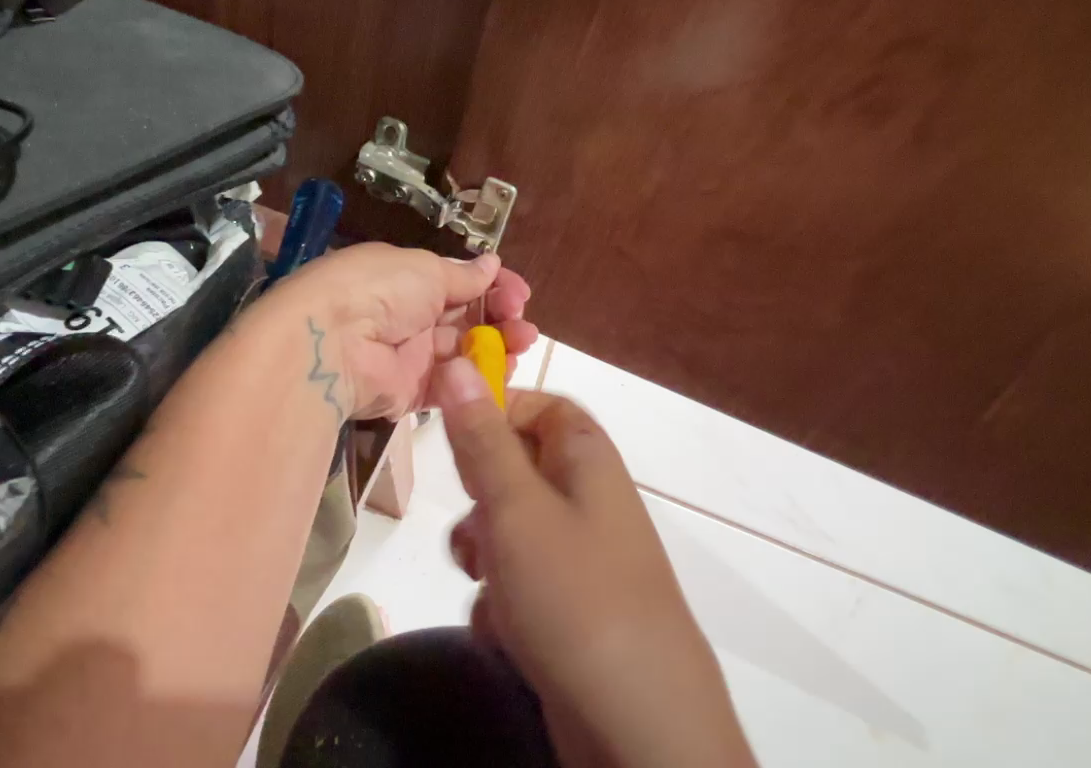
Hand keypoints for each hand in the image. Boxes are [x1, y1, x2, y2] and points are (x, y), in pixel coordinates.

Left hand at [270, 243, 537, 420]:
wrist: (333, 343)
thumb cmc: (379, 290)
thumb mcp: (424, 269)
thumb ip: (461, 275)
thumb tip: (491, 263)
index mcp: (407, 279)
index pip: (458, 282)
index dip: (492, 286)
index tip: (519, 293)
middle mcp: (409, 315)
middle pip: (465, 318)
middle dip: (500, 317)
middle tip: (523, 322)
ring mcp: (411, 356)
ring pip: (464, 351)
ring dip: (497, 346)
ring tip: (522, 342)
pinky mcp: (412, 392)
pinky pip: (453, 385)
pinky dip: (480, 378)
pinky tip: (505, 370)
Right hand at [436, 363, 758, 767]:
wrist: (638, 728)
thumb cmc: (574, 595)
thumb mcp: (515, 507)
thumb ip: (480, 437)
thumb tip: (455, 362)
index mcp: (586, 460)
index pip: (540, 404)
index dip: (495, 411)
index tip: (452, 438)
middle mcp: (588, 502)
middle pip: (516, 469)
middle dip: (480, 498)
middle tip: (477, 525)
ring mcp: (582, 560)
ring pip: (509, 531)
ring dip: (485, 555)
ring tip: (488, 586)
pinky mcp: (572, 611)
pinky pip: (518, 585)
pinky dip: (502, 602)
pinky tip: (506, 633)